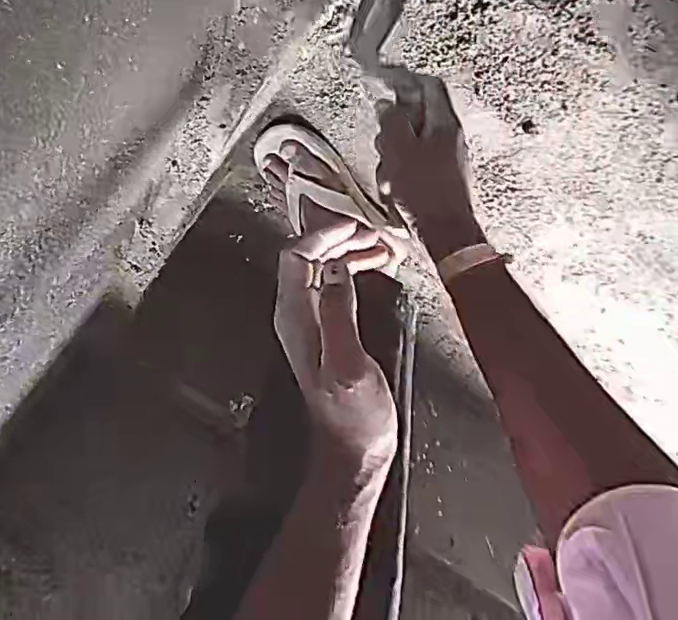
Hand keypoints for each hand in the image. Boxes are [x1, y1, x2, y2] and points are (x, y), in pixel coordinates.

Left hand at [274, 219, 399, 484]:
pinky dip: (353, 267)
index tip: (356, 227)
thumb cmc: (353, 416)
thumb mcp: (349, 364)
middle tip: (375, 234)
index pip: (297, 256)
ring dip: (349, 250)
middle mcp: (295, 312)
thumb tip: (334, 267)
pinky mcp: (324, 324)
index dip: (324, 234)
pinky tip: (376, 265)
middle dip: (340, 237)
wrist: (353, 451)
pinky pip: (333, 282)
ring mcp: (308, 318)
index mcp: (295, 316)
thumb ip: (337, 311)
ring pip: (321, 266)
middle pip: (308, 255)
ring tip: (382, 245)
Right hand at [376, 75, 485, 261]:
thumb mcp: (400, 150)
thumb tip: (385, 105)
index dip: (403, 77)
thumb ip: (392, 122)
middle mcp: (448, 136)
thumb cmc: (426, 193)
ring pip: (410, 138)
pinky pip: (412, 160)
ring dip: (393, 150)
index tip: (382, 76)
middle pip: (416, 112)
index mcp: (444, 124)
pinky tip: (394, 185)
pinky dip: (399, 168)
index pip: (427, 85)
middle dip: (393, 124)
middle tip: (384, 138)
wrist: (445, 233)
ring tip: (389, 172)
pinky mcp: (437, 174)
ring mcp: (444, 155)